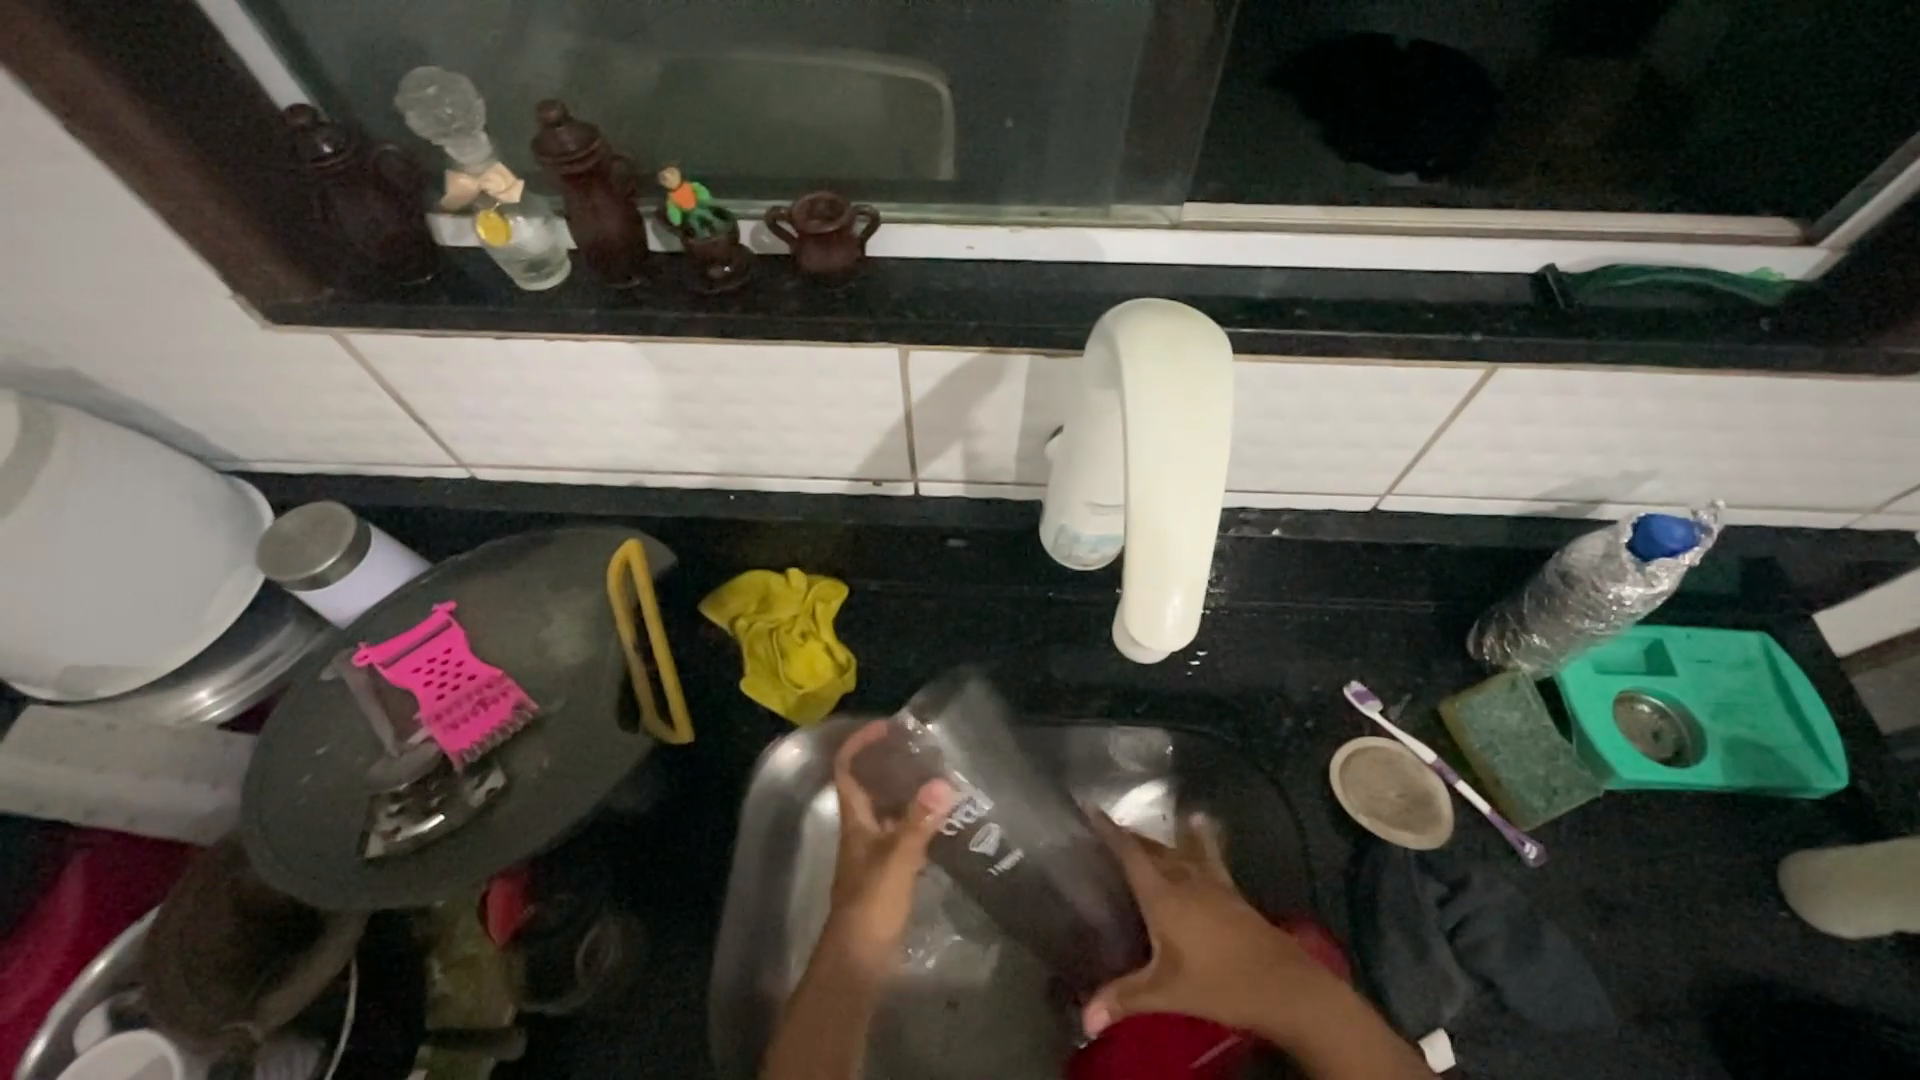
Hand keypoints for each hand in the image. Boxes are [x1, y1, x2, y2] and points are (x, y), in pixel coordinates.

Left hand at [819, 721, 954, 977]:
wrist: (859, 960)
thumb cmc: (870, 905)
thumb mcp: (897, 860)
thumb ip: (918, 822)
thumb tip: (941, 782)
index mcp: (854, 821)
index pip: (847, 769)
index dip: (861, 744)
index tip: (888, 727)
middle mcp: (860, 831)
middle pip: (869, 787)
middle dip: (891, 764)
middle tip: (924, 750)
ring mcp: (873, 853)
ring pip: (888, 811)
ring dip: (908, 793)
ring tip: (940, 777)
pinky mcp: (888, 873)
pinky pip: (903, 835)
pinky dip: (919, 823)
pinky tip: (943, 822)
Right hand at [1083, 812, 1337, 1037]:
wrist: (1285, 986)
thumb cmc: (1220, 984)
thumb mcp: (1166, 993)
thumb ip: (1124, 999)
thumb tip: (1085, 1021)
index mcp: (1163, 895)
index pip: (1130, 854)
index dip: (1110, 831)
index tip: (1093, 808)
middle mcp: (1187, 881)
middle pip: (1156, 849)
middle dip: (1134, 836)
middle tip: (1115, 825)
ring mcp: (1215, 887)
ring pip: (1188, 852)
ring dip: (1176, 837)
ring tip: (1181, 816)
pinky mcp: (1236, 897)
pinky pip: (1212, 862)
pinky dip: (1205, 847)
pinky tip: (1210, 848)